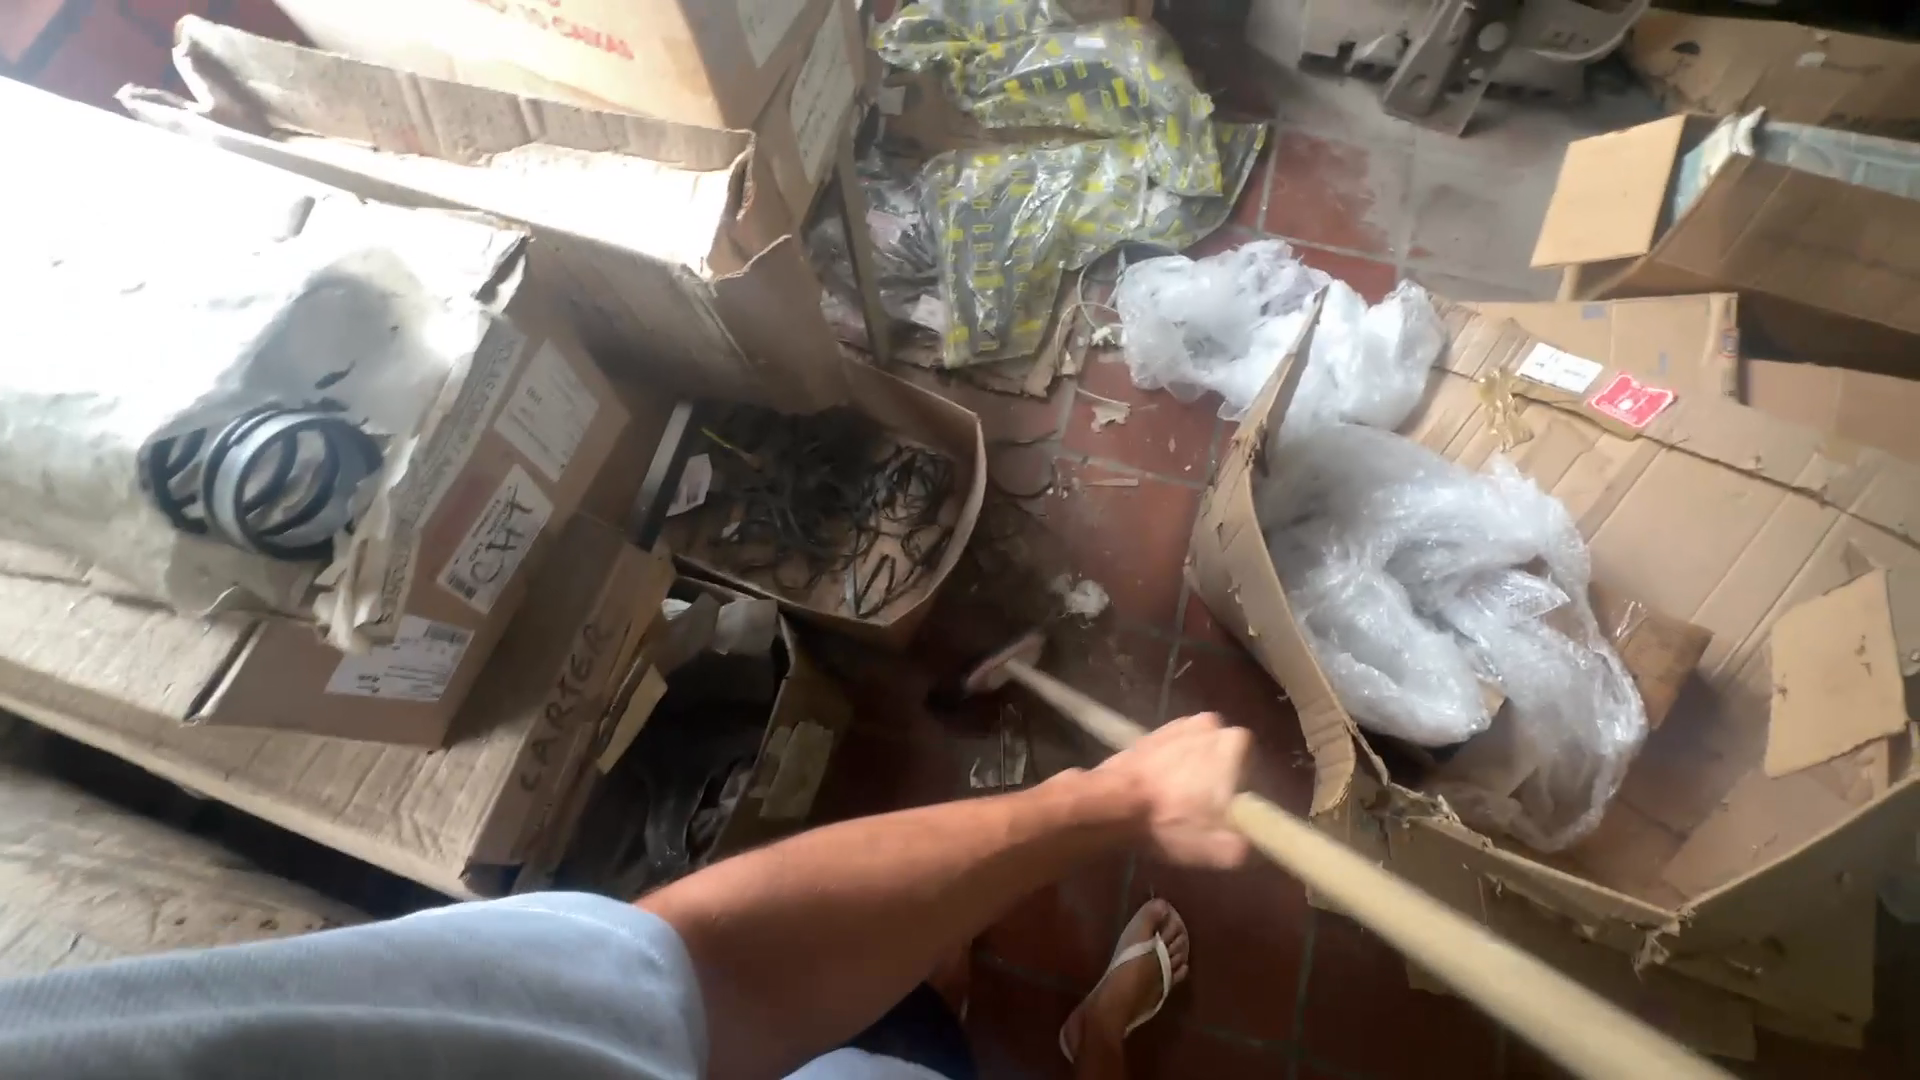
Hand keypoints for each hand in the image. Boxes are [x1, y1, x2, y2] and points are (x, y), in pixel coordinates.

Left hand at [1098, 713, 1250, 868]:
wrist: (1111, 803)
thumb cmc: (1173, 822)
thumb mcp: (1226, 850)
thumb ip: (1255, 843)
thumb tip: (1257, 839)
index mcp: (1235, 743)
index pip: (1254, 768)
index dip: (1244, 793)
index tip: (1229, 814)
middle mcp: (1210, 724)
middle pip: (1226, 758)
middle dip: (1219, 780)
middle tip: (1203, 811)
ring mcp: (1177, 724)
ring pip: (1198, 754)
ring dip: (1193, 773)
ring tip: (1177, 804)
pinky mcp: (1150, 732)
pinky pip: (1173, 752)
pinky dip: (1171, 768)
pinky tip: (1159, 791)